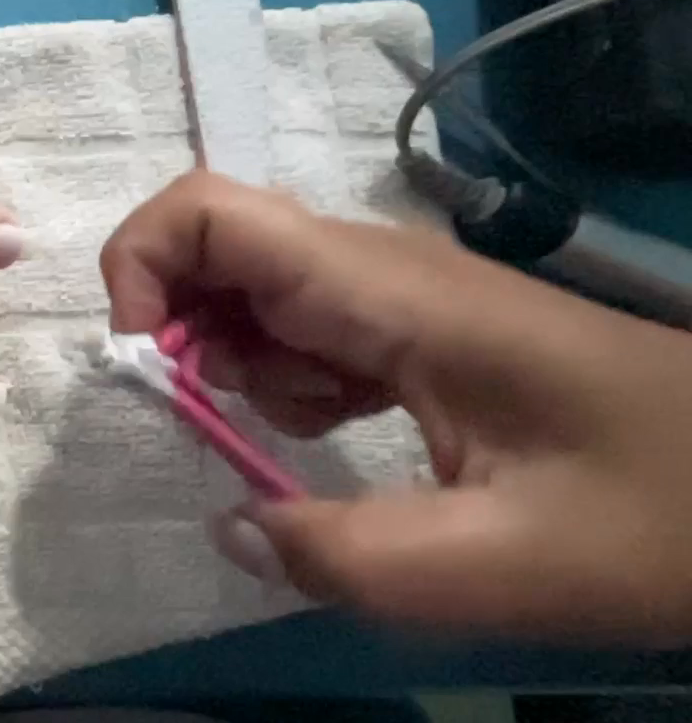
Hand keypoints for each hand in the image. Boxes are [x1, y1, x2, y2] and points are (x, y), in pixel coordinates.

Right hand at [99, 171, 691, 645]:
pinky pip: (276, 322)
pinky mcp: (379, 316)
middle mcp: (356, 265)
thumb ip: (351, 559)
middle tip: (210, 409)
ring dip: (228, 359)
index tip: (147, 360)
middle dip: (174, 325)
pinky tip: (334, 417)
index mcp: (374, 287)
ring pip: (232, 287)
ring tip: (303, 427)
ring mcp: (368, 287)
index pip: (204, 212)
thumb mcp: (514, 565)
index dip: (139, 266)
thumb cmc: (668, 508)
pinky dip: (272, 374)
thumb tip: (225, 531)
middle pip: (202, 246)